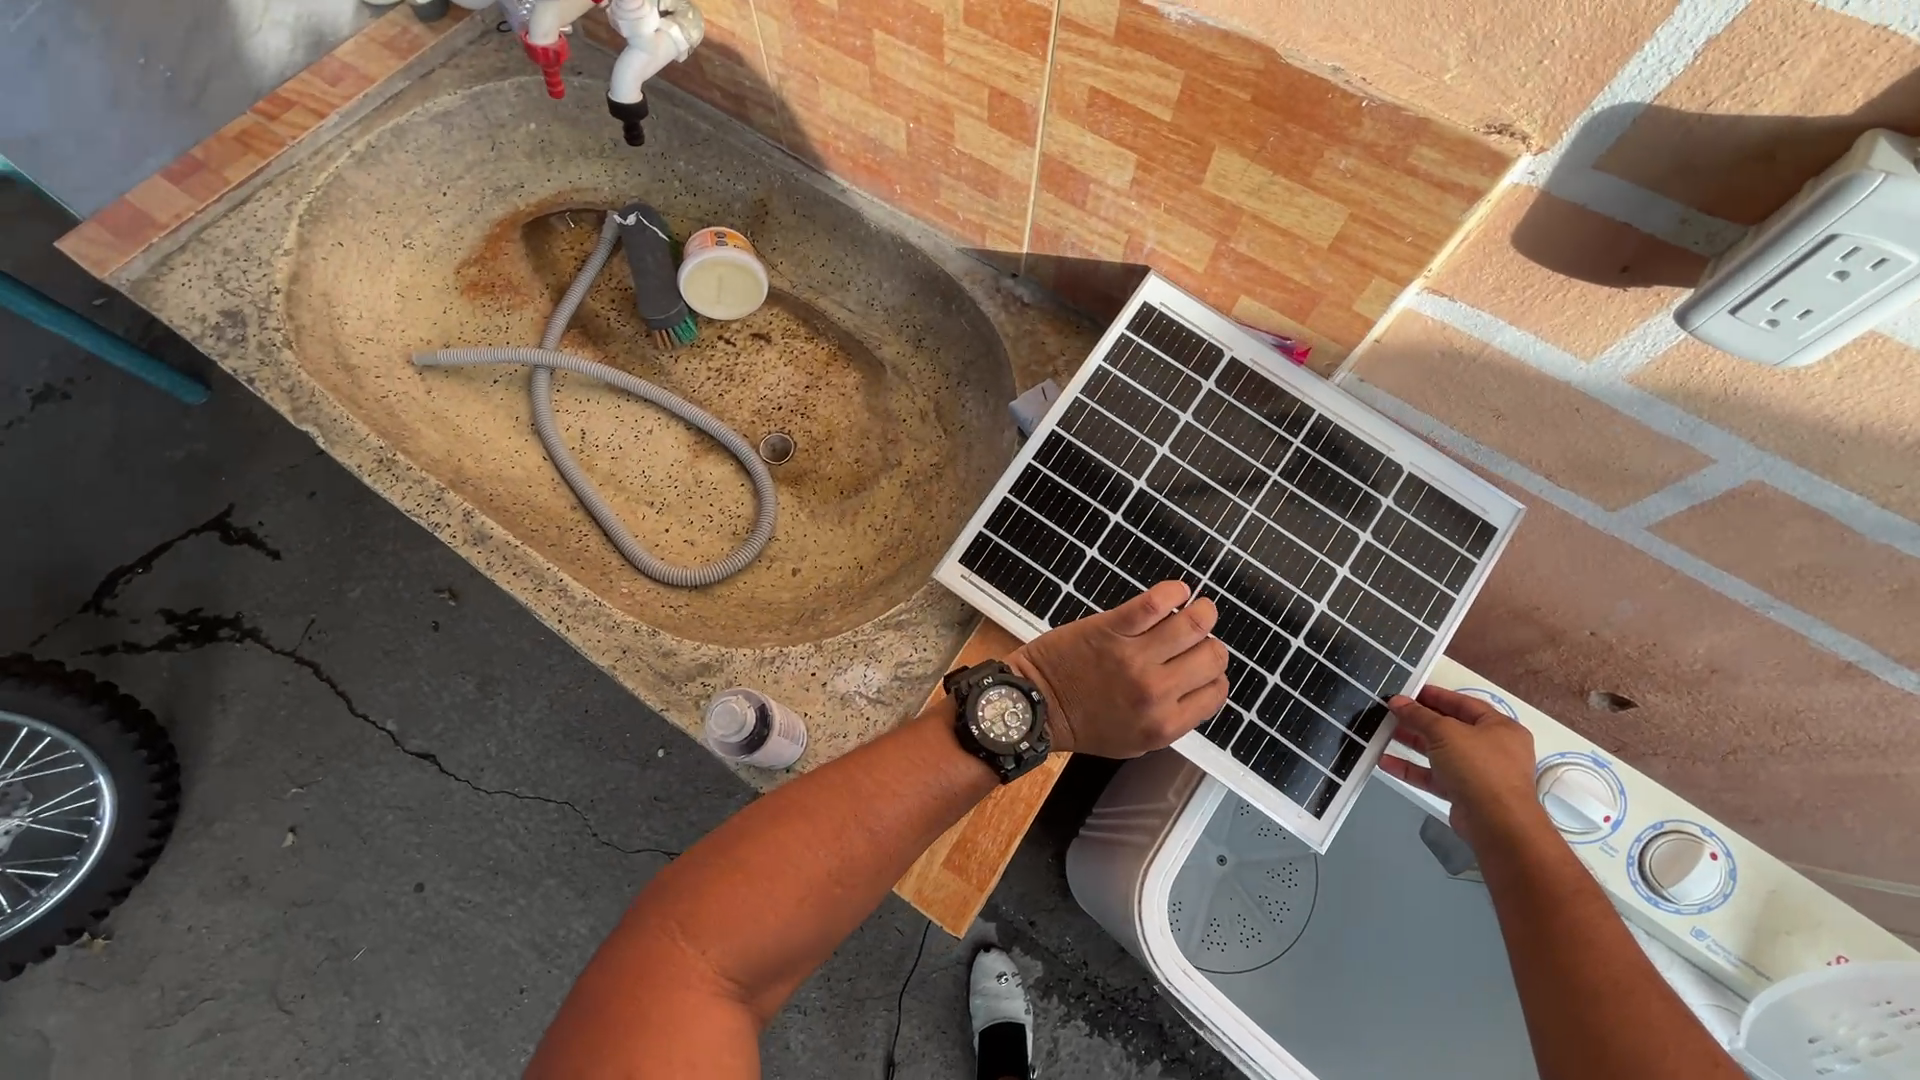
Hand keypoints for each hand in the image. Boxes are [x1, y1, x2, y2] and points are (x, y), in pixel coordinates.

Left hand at [1005, 581, 1228, 757]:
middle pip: (1213, 655)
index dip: (1213, 673)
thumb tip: (1202, 686)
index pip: (1217, 689)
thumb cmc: (1081, 723)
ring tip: (1190, 607)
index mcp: (1166, 725)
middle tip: (1194, 636)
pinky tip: (1174, 592)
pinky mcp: (1112, 628)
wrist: (1035, 705)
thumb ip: (1173, 718)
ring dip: (1200, 611)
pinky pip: (1157, 602)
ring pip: (1195, 624)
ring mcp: (1134, 658)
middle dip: (1209, 642)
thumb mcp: (1136, 740)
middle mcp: (1156, 692)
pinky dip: (1173, 591)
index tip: (1199, 663)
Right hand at [1380, 687, 1549, 850]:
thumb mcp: (1446, 732)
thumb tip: (1397, 701)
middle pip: (1450, 728)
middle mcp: (1492, 748)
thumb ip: (1419, 715)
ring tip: (1383, 733)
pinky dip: (1412, 768)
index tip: (1408, 691)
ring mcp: (1478, 772)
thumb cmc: (1478, 767)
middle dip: (1419, 720)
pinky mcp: (1464, 793)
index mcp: (1500, 727)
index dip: (1435, 696)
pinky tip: (1385, 762)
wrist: (1497, 823)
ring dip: (1412, 743)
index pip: (1464, 704)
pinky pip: (1434, 776)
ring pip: (1439, 752)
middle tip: (1391, 712)